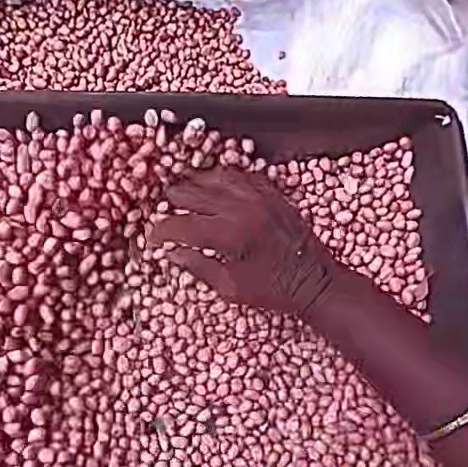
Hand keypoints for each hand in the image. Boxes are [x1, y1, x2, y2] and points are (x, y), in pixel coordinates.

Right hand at [146, 168, 341, 317]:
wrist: (316, 282)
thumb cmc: (274, 291)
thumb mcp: (231, 289)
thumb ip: (200, 267)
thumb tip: (173, 254)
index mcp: (230, 235)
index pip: (184, 225)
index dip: (163, 230)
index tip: (152, 237)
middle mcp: (243, 209)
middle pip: (196, 193)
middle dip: (173, 199)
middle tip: (160, 205)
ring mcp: (260, 197)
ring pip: (217, 177)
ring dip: (195, 181)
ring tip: (179, 186)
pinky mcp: (273, 194)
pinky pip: (242, 175)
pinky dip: (223, 175)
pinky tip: (213, 180)